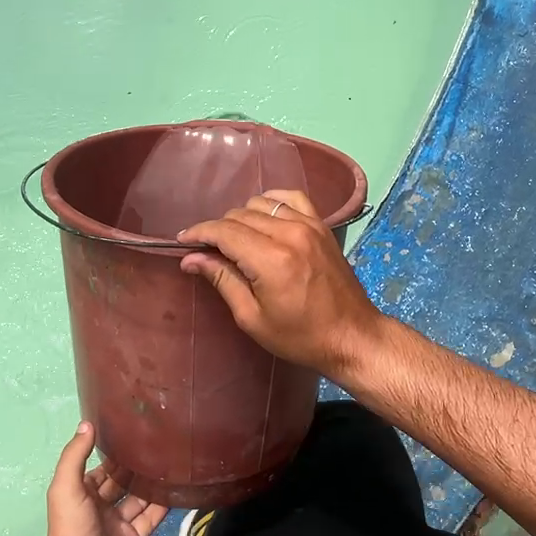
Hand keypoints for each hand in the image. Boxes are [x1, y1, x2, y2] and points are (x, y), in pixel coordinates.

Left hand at [38, 423, 167, 535]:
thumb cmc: (73, 535)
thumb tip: (88, 423)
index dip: (112, 450)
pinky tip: (179, 487)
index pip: (98, 467)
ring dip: (151, 481)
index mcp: (79, 495)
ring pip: (138, 497)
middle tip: (160, 440)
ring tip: (173, 458)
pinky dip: (164, 504)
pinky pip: (151, 517)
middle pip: (120, 480)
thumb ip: (75, 457)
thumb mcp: (67, 491)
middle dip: (135, 464)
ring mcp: (118, 524)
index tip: (134, 429)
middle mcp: (98, 507)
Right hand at [176, 190, 388, 376]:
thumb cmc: (300, 336)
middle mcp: (290, 233)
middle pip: (240, 214)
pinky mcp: (322, 225)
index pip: (224, 231)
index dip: (199, 233)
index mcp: (271, 259)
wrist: (352, 336)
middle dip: (218, 229)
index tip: (183, 242)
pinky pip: (291, 199)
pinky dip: (272, 203)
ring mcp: (310, 225)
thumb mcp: (252, 317)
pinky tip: (264, 218)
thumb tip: (191, 258)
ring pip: (262, 203)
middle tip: (209, 251)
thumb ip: (222, 280)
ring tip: (237, 240)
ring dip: (243, 217)